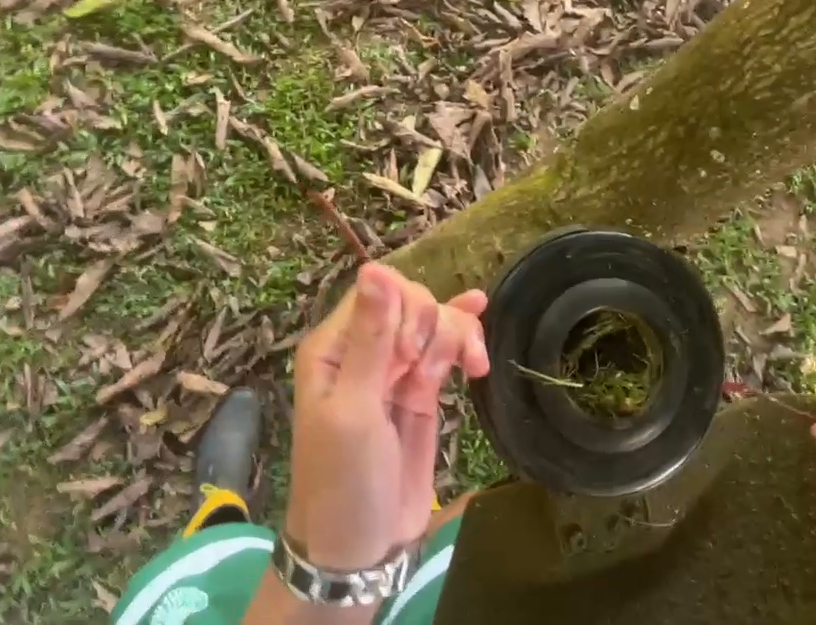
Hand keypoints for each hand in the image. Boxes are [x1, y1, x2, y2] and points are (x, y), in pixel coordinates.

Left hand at [286, 263, 489, 569]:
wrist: (359, 549)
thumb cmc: (343, 480)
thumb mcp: (353, 410)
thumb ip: (370, 340)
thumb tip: (374, 267)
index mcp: (334, 347)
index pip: (378, 290)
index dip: (405, 309)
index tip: (411, 352)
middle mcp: (364, 350)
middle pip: (412, 303)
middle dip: (433, 325)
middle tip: (426, 373)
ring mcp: (395, 371)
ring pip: (434, 325)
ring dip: (457, 336)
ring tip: (472, 367)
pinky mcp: (421, 393)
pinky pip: (445, 351)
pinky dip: (465, 339)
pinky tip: (481, 318)